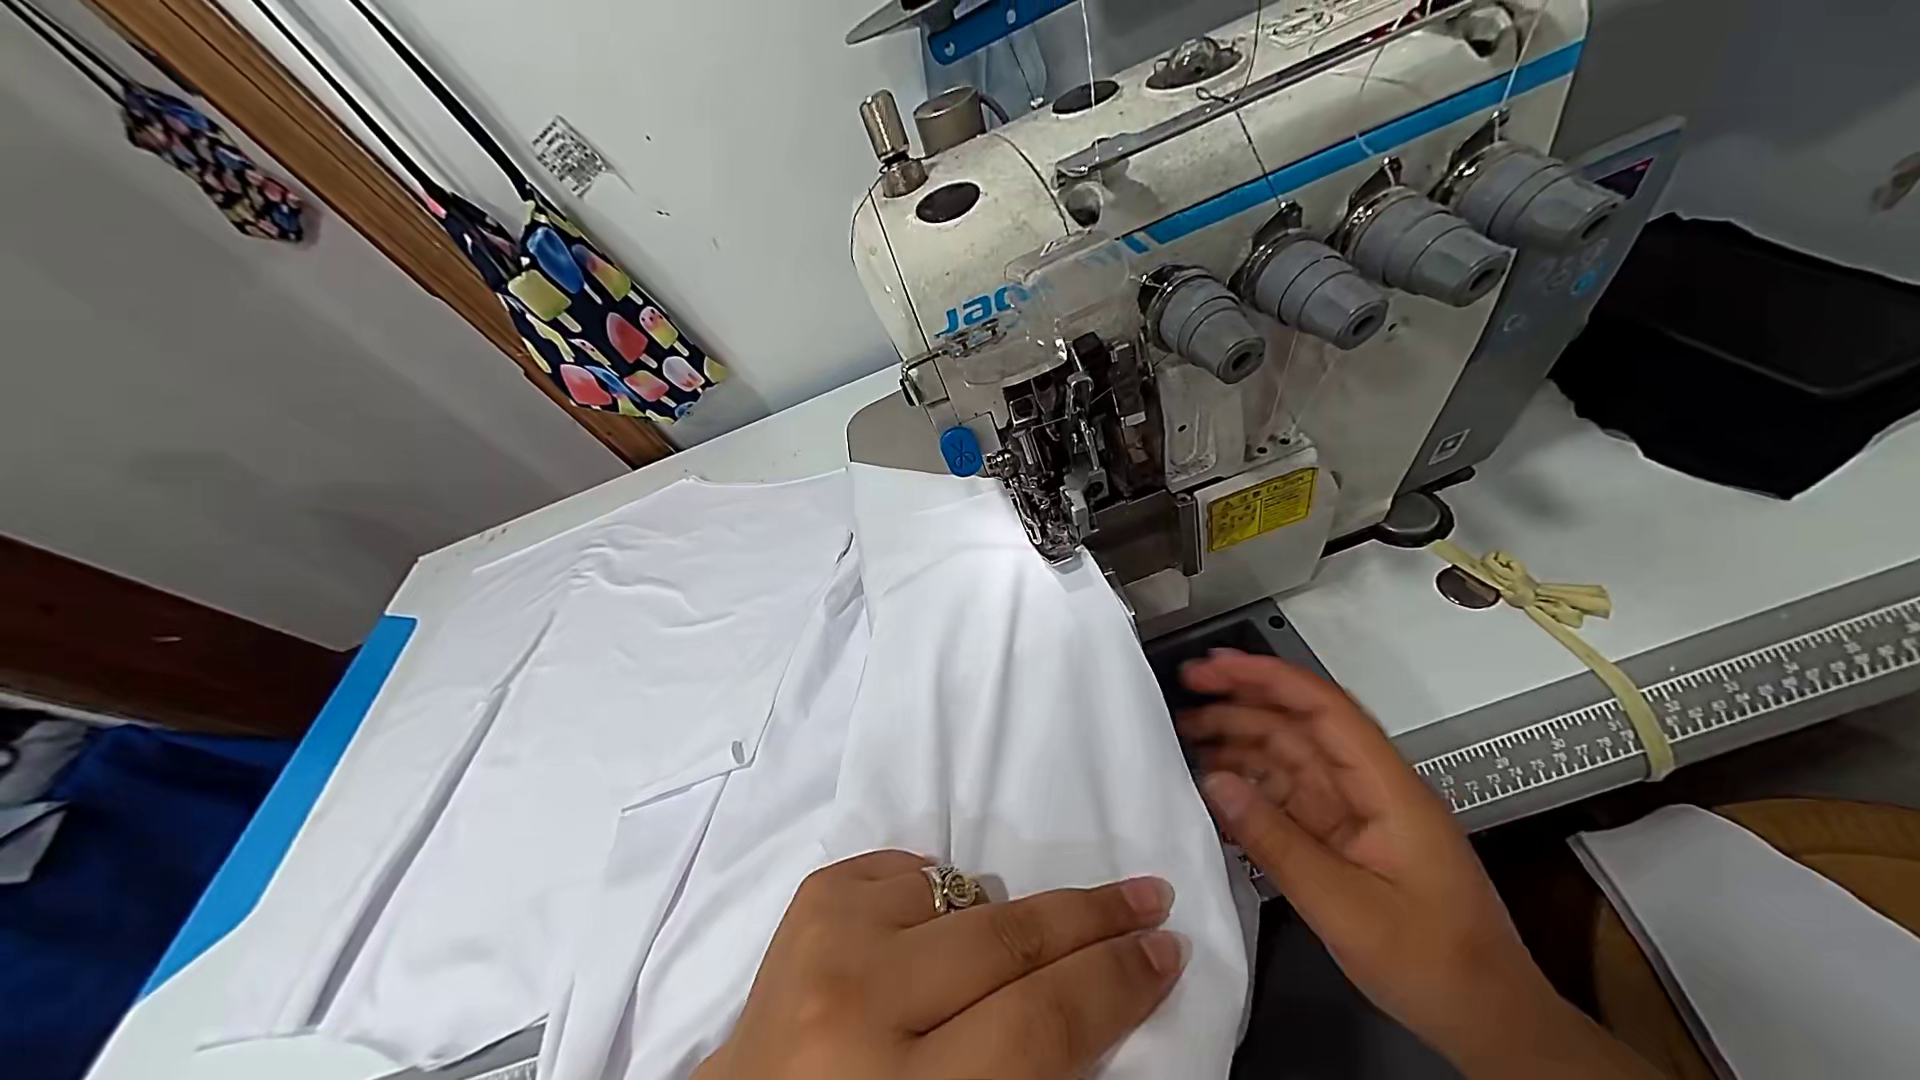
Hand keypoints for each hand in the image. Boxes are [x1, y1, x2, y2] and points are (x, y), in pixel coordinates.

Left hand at [693, 850, 1186, 1079]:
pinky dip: (934, 893)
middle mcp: (860, 1009)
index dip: (1117, 980)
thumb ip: (1032, 1064)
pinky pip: (905, 868)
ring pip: (960, 893)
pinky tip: (935, 928)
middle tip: (1144, 898)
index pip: (1041, 1020)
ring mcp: (827, 944)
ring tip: (1022, 940)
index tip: (1165, 948)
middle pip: (1008, 940)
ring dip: (1003, 915)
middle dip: (1092, 917)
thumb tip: (1102, 983)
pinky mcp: (807, 905)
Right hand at [1177, 651, 1659, 1079]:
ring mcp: (1350, 809)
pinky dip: (1244, 785)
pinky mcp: (1336, 833)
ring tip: (1183, 736)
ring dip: (1235, 740)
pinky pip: (1282, 793)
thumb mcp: (1348, 908)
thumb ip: (1275, 842)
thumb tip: (1214, 783)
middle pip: (1298, 724)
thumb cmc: (1437, 965)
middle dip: (1240, 700)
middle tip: (1185, 690)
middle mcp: (1367, 786)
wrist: (1490, 1023)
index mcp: (1388, 789)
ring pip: (1285, 754)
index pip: (1325, 709)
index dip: (1269, 677)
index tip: (1216, 666)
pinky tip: (1210, 785)